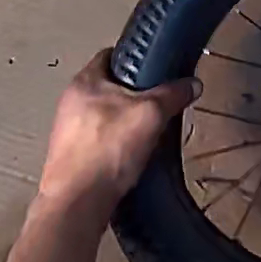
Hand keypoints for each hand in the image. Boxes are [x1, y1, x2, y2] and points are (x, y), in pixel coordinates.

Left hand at [36, 49, 199, 219]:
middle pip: (109, 86)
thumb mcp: (150, 114)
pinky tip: (131, 155)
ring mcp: (66, 131)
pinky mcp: (69, 158)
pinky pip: (98, 139)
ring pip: (104, 114)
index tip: (157, 67)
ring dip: (124, 119)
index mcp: (84, 81)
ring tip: (148, 129)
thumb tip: (194, 83)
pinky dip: (115, 143)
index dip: (135, 57)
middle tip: (158, 100)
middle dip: (134, 93)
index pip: (111, 54)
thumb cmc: (109, 148)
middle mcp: (70, 101)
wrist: (76, 206)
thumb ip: (173, 94)